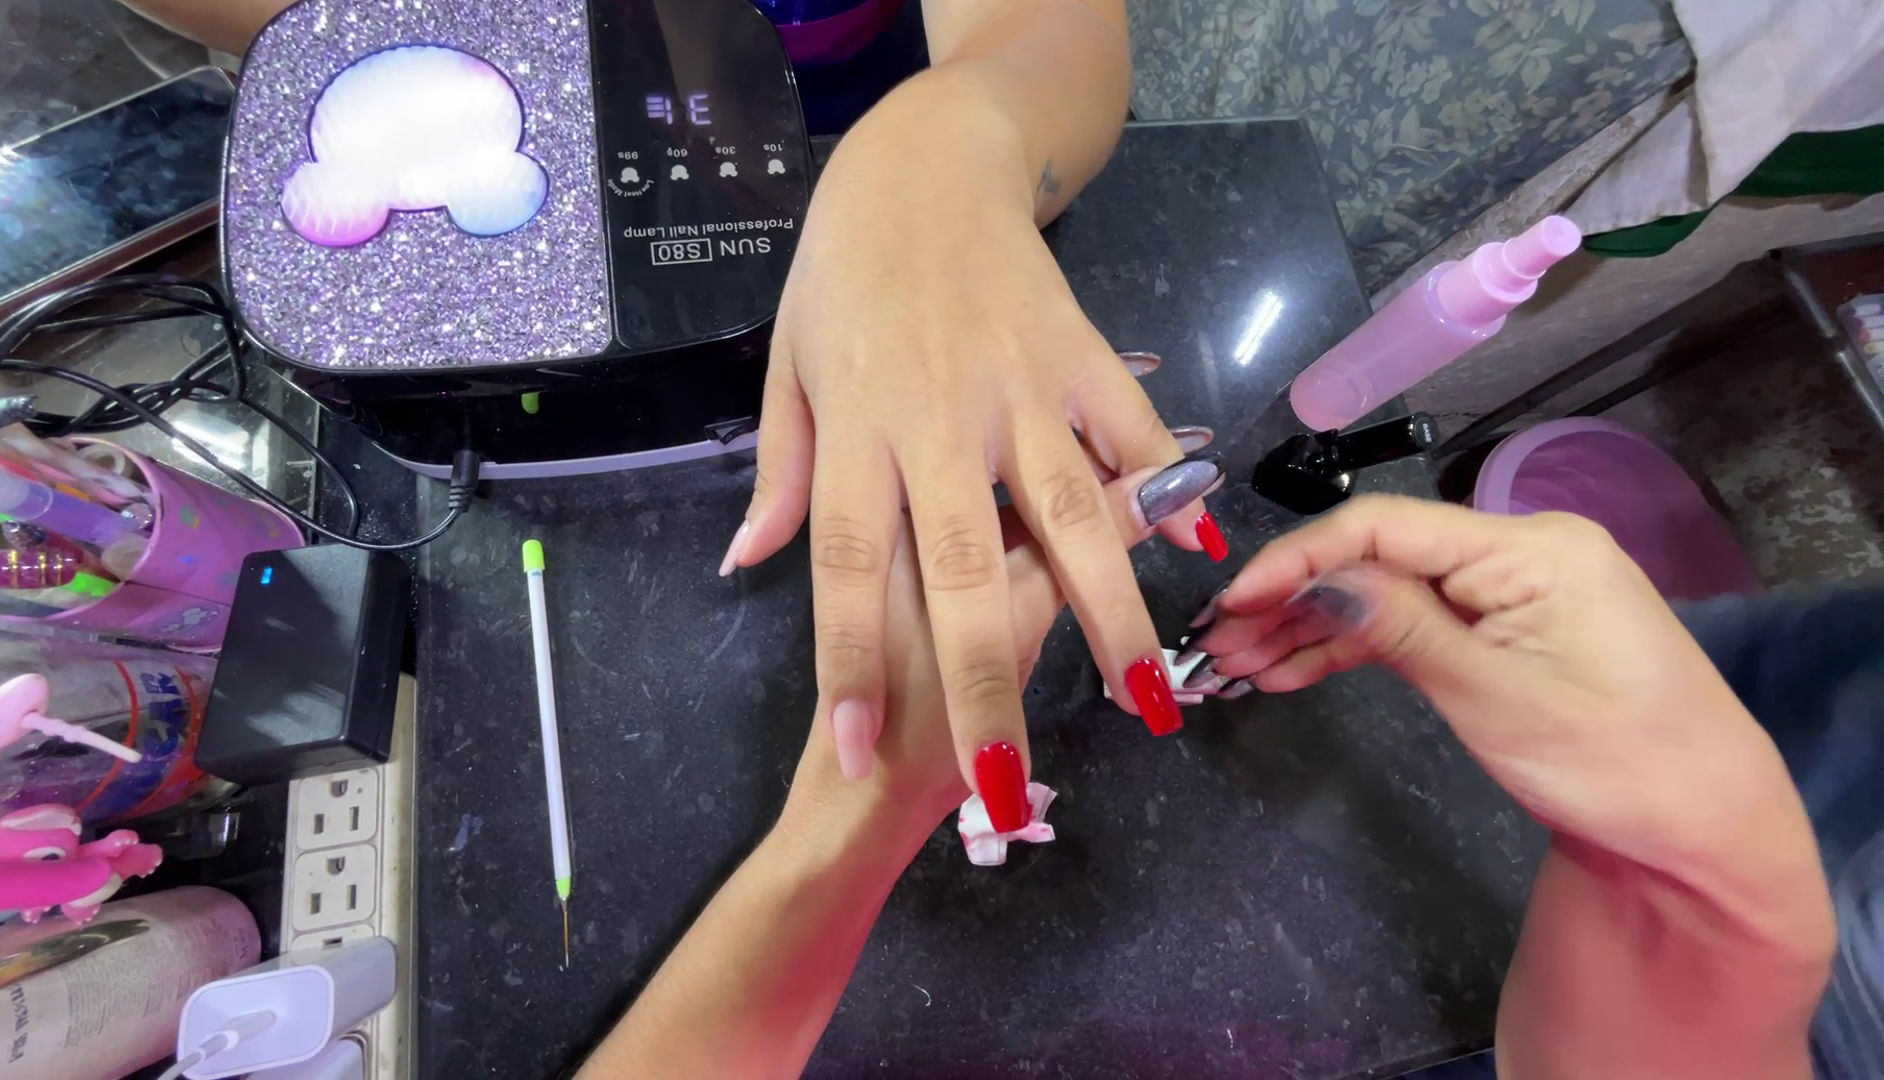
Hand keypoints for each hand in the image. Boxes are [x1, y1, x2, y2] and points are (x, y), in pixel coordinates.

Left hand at [728, 73, 1216, 802]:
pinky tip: (1202, 546)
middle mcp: (937, 420)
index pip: (842, 567)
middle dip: (982, 684)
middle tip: (1006, 781)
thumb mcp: (788, 367)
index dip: (847, 664)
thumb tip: (747, 564)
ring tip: (1147, 696)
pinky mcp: (1080, 352)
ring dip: (1109, 611)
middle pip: (958, 570)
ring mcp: (1018, 386)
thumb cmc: (843, 275)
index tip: (858, 754)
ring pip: (1069, 514)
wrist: (923, 162)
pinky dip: (1168, 484)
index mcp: (855, 431)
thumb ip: (780, 472)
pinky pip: (1130, 426)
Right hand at [1189, 496, 1809, 874]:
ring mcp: (1486, 592)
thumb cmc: (1613, 764)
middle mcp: (1501, 554)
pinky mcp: (1474, 629)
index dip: (1297, 558)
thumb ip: (1398, 625)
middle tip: (1220, 641)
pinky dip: (1337, 651)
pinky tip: (1282, 673)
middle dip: (1287, 600)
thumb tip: (1311, 579)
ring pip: (1367, 596)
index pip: (1381, 528)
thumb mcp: (1495, 695)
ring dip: (1299, 630)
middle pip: (1366, 561)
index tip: (1236, 599)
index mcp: (1525, 548)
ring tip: (1236, 664)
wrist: (1695, 838)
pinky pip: (1391, 628)